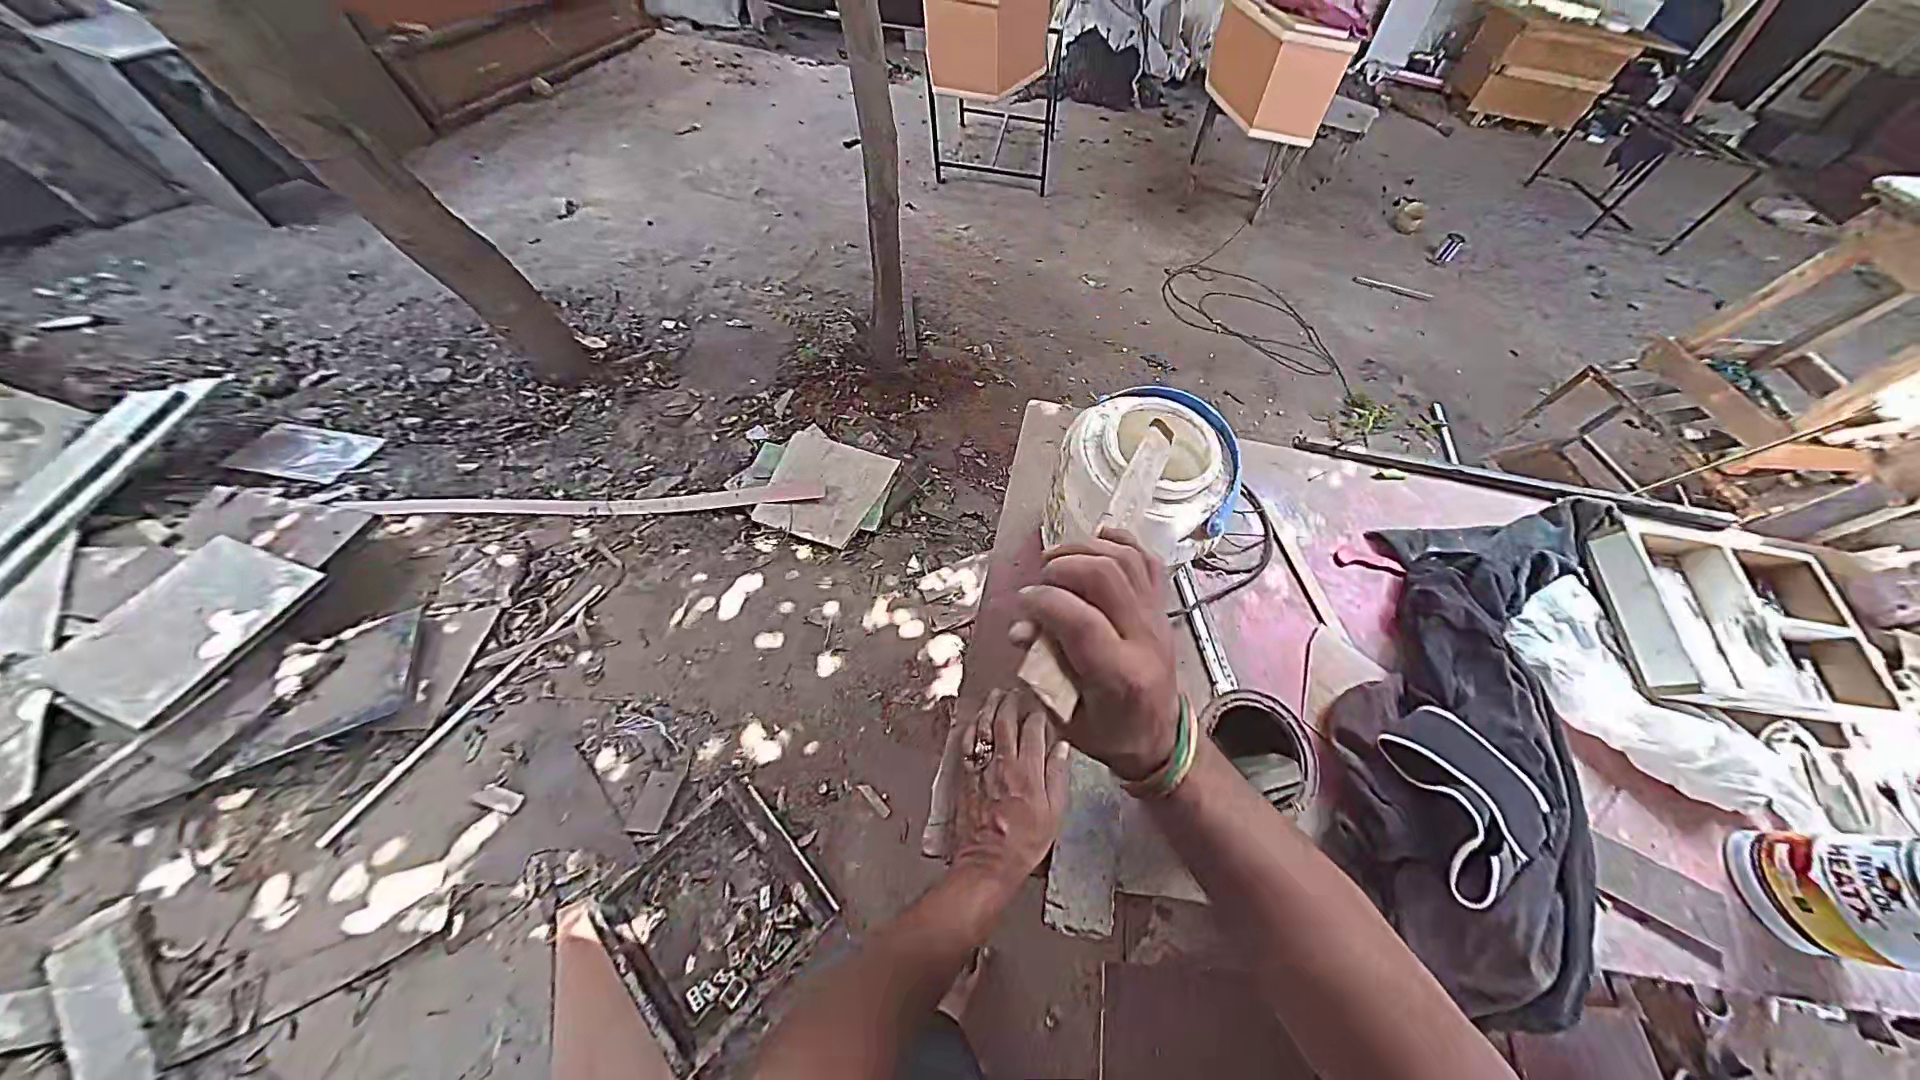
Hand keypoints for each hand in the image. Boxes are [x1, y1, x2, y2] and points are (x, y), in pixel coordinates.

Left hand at [951, 689, 1069, 888]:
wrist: (988, 862)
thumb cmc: (1025, 842)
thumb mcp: (1054, 813)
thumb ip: (1057, 776)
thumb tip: (1062, 748)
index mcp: (1029, 771)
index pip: (1033, 730)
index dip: (1037, 716)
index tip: (1039, 710)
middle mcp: (1004, 764)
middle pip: (1005, 722)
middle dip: (1010, 702)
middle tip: (1014, 692)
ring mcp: (982, 768)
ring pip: (984, 728)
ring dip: (990, 708)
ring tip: (995, 696)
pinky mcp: (966, 776)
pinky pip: (967, 744)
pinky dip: (971, 728)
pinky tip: (975, 721)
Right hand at [1011, 528, 1178, 780]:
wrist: (1158, 735)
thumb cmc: (1108, 731)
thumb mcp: (1065, 716)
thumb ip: (1040, 671)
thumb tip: (1021, 629)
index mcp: (1120, 676)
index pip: (1082, 621)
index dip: (1044, 602)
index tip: (1023, 602)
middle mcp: (1145, 640)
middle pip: (1107, 576)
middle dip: (1062, 567)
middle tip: (1040, 581)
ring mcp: (1158, 618)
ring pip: (1126, 559)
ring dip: (1085, 549)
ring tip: (1056, 561)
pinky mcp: (1161, 606)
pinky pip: (1146, 559)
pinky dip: (1117, 543)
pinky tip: (1092, 544)